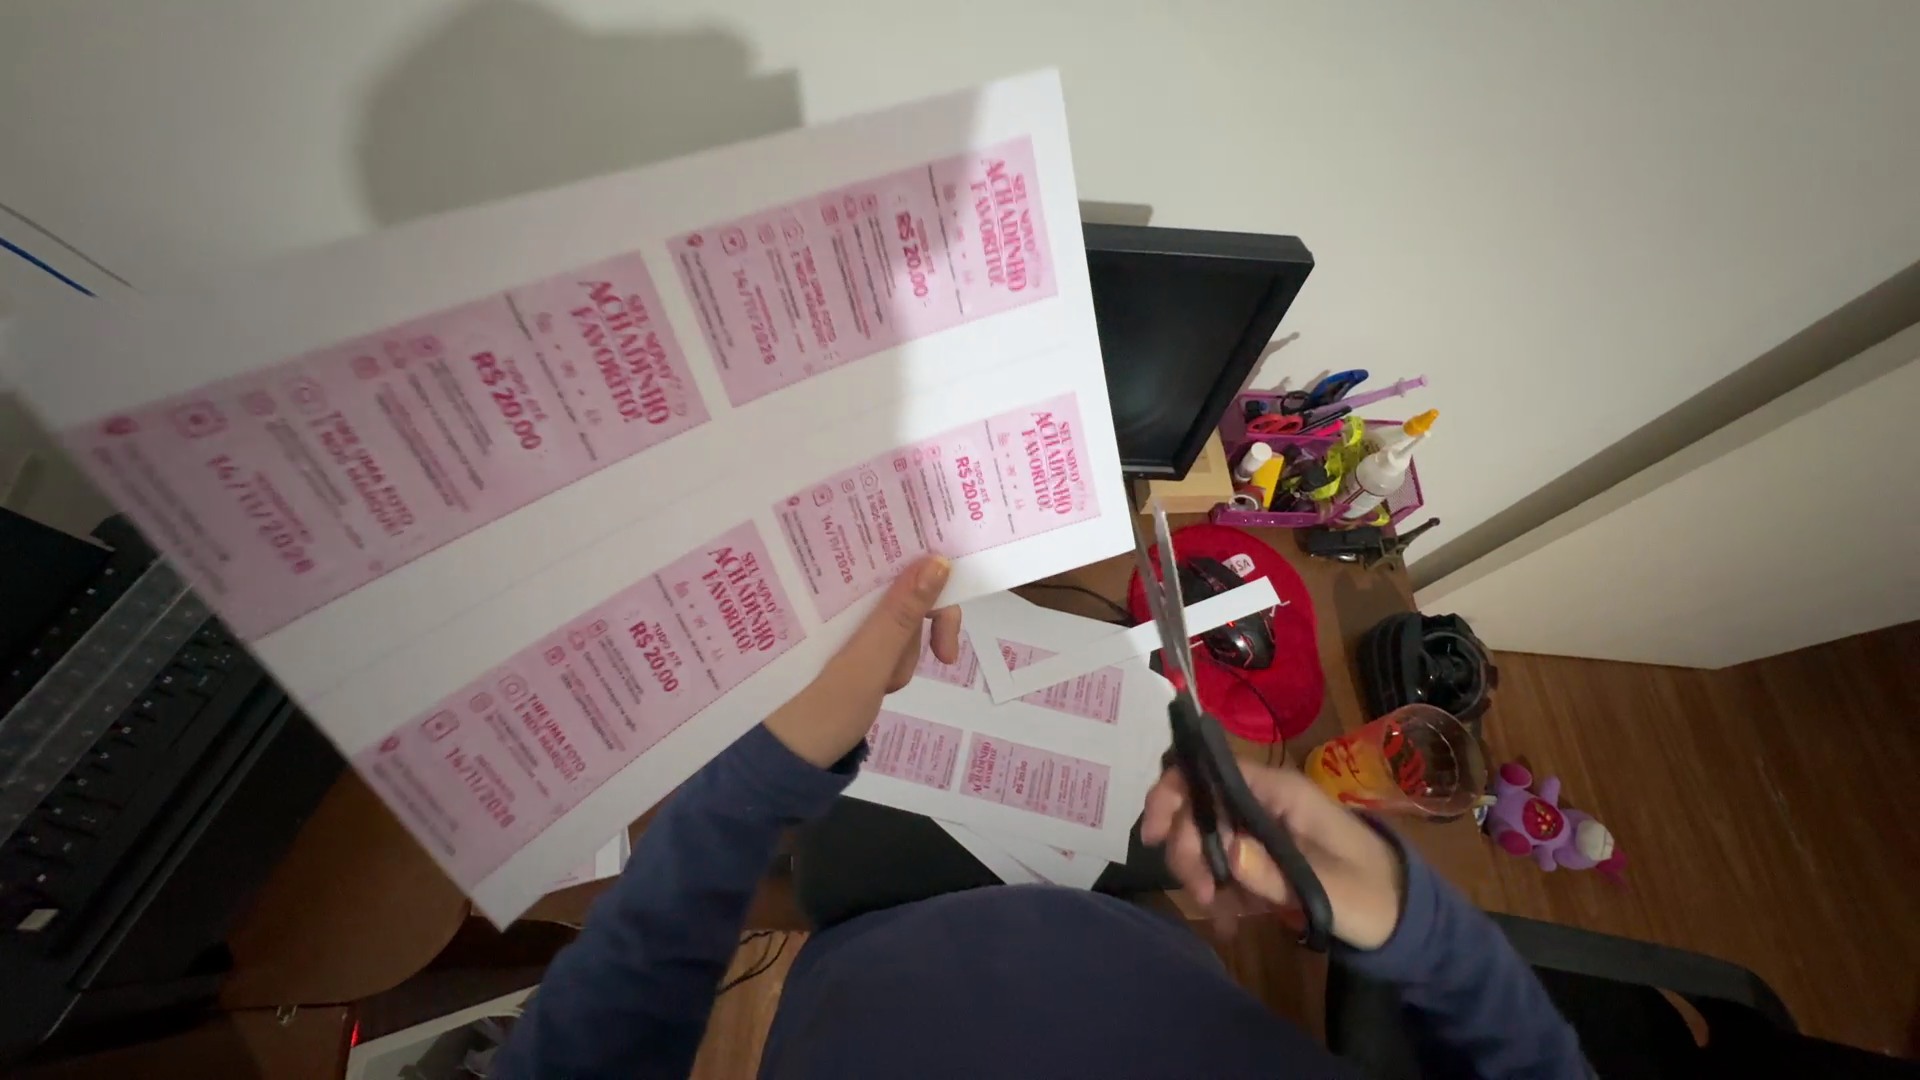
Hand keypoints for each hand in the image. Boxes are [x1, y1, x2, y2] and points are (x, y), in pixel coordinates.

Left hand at [764, 555, 960, 767]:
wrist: (786, 762)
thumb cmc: (819, 711)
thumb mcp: (868, 662)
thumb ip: (902, 614)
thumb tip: (939, 560)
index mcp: (834, 591)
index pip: (887, 558)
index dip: (927, 570)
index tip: (956, 592)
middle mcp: (838, 599)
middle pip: (901, 589)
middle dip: (922, 627)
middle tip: (945, 655)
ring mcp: (843, 625)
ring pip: (899, 622)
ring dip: (905, 654)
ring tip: (884, 685)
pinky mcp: (848, 648)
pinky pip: (888, 644)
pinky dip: (895, 665)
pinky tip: (882, 686)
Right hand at [1141, 760, 1405, 948]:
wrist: (1408, 923)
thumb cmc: (1374, 895)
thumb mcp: (1330, 888)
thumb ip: (1274, 870)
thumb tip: (1227, 849)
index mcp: (1279, 792)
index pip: (1212, 773)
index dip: (1174, 794)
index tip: (1153, 835)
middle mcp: (1263, 802)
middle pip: (1199, 805)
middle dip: (1186, 845)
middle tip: (1197, 890)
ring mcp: (1260, 829)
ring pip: (1205, 835)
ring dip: (1199, 870)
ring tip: (1216, 911)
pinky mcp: (1262, 857)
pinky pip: (1224, 863)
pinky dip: (1217, 889)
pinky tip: (1227, 920)